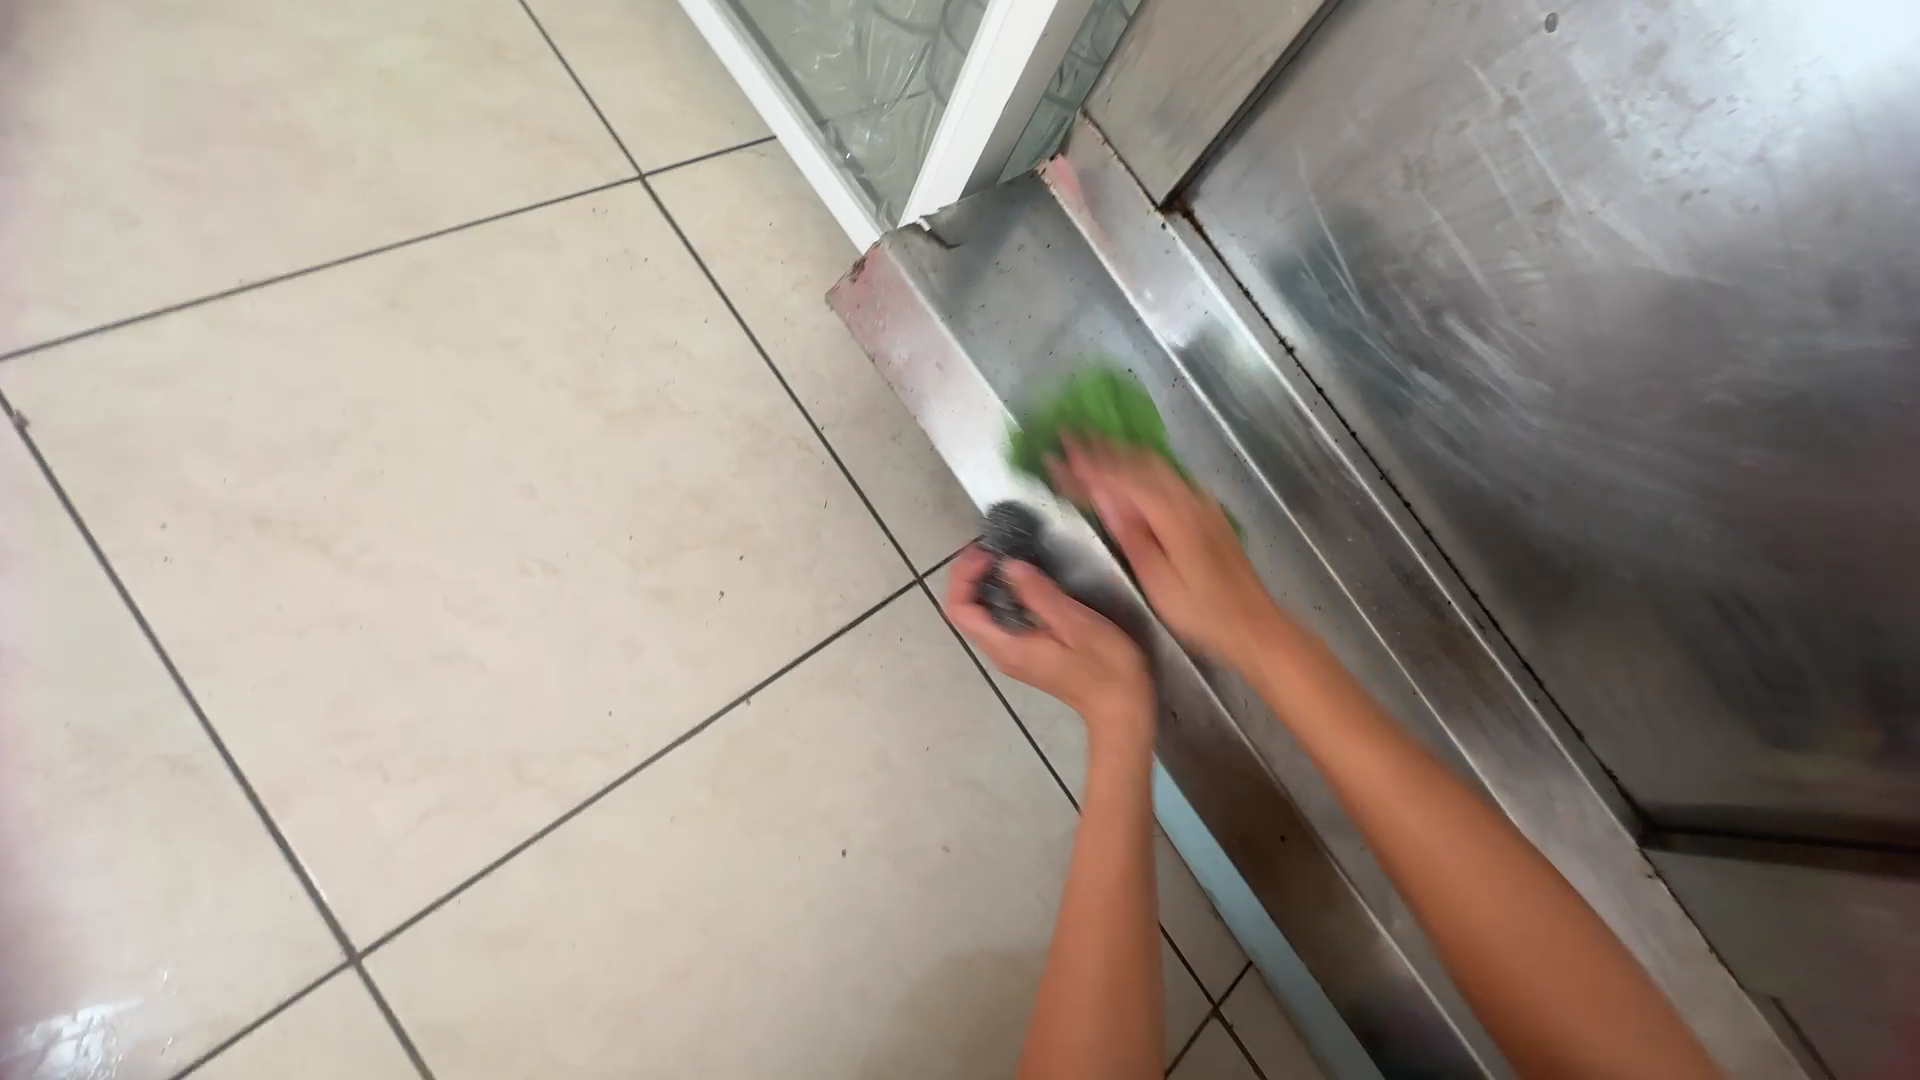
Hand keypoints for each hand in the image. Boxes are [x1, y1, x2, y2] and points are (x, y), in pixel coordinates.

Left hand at [946, 547, 1153, 758]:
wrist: (1123, 710)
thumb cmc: (1105, 668)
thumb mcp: (1075, 623)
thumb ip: (1038, 593)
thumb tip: (1009, 566)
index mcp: (1006, 647)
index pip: (960, 611)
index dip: (963, 577)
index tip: (987, 553)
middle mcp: (1001, 652)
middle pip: (965, 611)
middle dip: (970, 575)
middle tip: (992, 549)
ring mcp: (1013, 654)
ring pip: (981, 615)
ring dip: (984, 584)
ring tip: (1005, 558)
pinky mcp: (1027, 653)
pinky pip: (1000, 620)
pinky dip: (1002, 595)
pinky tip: (1024, 581)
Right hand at [1056, 438, 1282, 669]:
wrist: (1254, 626)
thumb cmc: (1202, 613)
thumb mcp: (1159, 581)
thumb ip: (1132, 535)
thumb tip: (1104, 499)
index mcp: (1173, 515)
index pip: (1120, 479)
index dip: (1086, 468)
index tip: (1059, 456)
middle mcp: (1189, 499)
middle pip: (1139, 463)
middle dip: (1102, 450)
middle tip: (1070, 440)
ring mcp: (1201, 503)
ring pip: (1155, 465)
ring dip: (1121, 454)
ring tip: (1093, 445)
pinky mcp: (1207, 513)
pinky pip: (1167, 476)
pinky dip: (1141, 467)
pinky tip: (1131, 469)